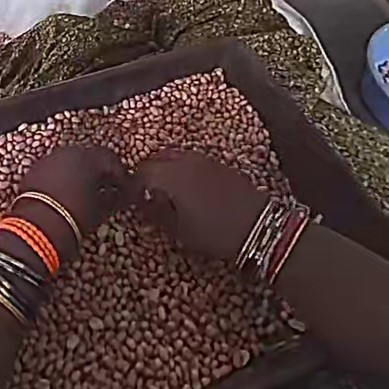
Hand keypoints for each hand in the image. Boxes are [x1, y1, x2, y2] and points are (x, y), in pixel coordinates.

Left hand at [15, 144, 131, 260]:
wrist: (37, 226)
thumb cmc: (75, 216)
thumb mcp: (100, 209)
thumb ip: (111, 197)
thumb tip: (116, 193)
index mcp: (89, 158)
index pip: (111, 160)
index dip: (120, 175)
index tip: (124, 188)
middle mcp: (68, 152)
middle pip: (89, 157)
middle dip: (99, 171)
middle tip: (106, 188)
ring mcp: (49, 159)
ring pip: (70, 161)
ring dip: (79, 173)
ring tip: (86, 191)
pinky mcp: (35, 169)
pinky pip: (54, 168)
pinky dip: (63, 177)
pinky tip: (65, 193)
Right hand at [135, 148, 265, 262]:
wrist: (259, 226)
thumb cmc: (214, 232)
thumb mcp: (180, 230)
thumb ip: (156, 213)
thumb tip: (143, 204)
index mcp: (171, 175)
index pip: (141, 173)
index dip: (131, 185)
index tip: (129, 199)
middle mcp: (184, 161)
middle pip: (155, 159)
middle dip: (146, 174)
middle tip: (144, 194)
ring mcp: (202, 159)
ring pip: (173, 157)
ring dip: (164, 170)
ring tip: (165, 191)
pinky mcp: (217, 163)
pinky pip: (190, 160)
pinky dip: (180, 169)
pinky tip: (186, 189)